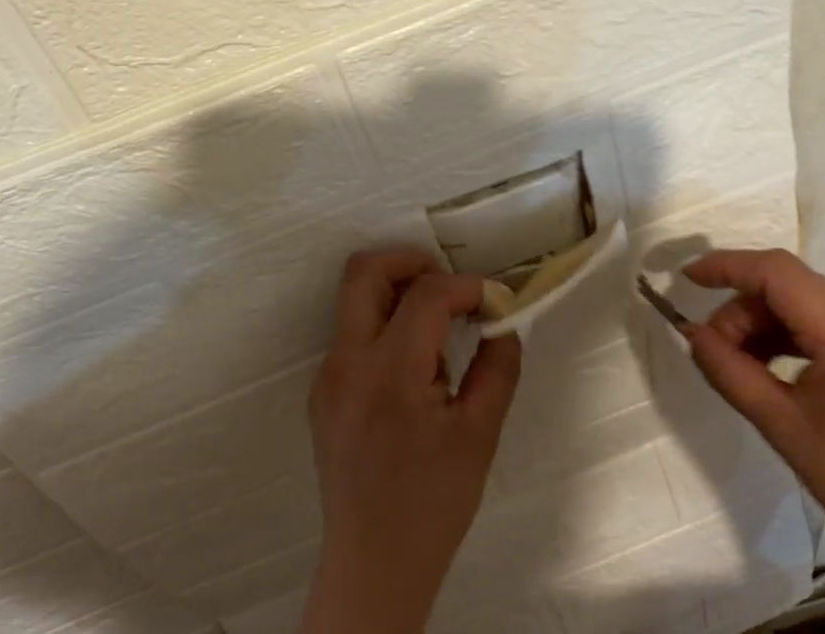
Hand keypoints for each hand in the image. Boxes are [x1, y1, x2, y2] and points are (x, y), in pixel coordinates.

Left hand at [299, 248, 521, 633]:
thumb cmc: (434, 503)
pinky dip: (385, 326)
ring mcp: (327, 376)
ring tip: (438, 325)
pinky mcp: (322, 391)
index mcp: (390, 373)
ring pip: (353, 299)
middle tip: (452, 288)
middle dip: (412, 262)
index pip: (426, 294)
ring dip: (397, 292)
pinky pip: (351, 335)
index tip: (495, 303)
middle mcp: (347, 363)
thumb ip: (498, 366)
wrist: (374, 562)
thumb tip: (503, 322)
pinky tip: (416, 364)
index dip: (467, 286)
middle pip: (365, 271)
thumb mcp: (481, 434)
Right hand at [677, 249, 824, 633]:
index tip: (687, 278)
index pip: (779, 273)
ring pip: (819, 304)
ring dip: (774, 323)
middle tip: (717, 350)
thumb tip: (694, 334)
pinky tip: (788, 371)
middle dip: (746, 308)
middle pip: (797, 287)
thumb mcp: (785, 430)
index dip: (727, 266)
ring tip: (747, 365)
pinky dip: (806, 336)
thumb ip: (732, 374)